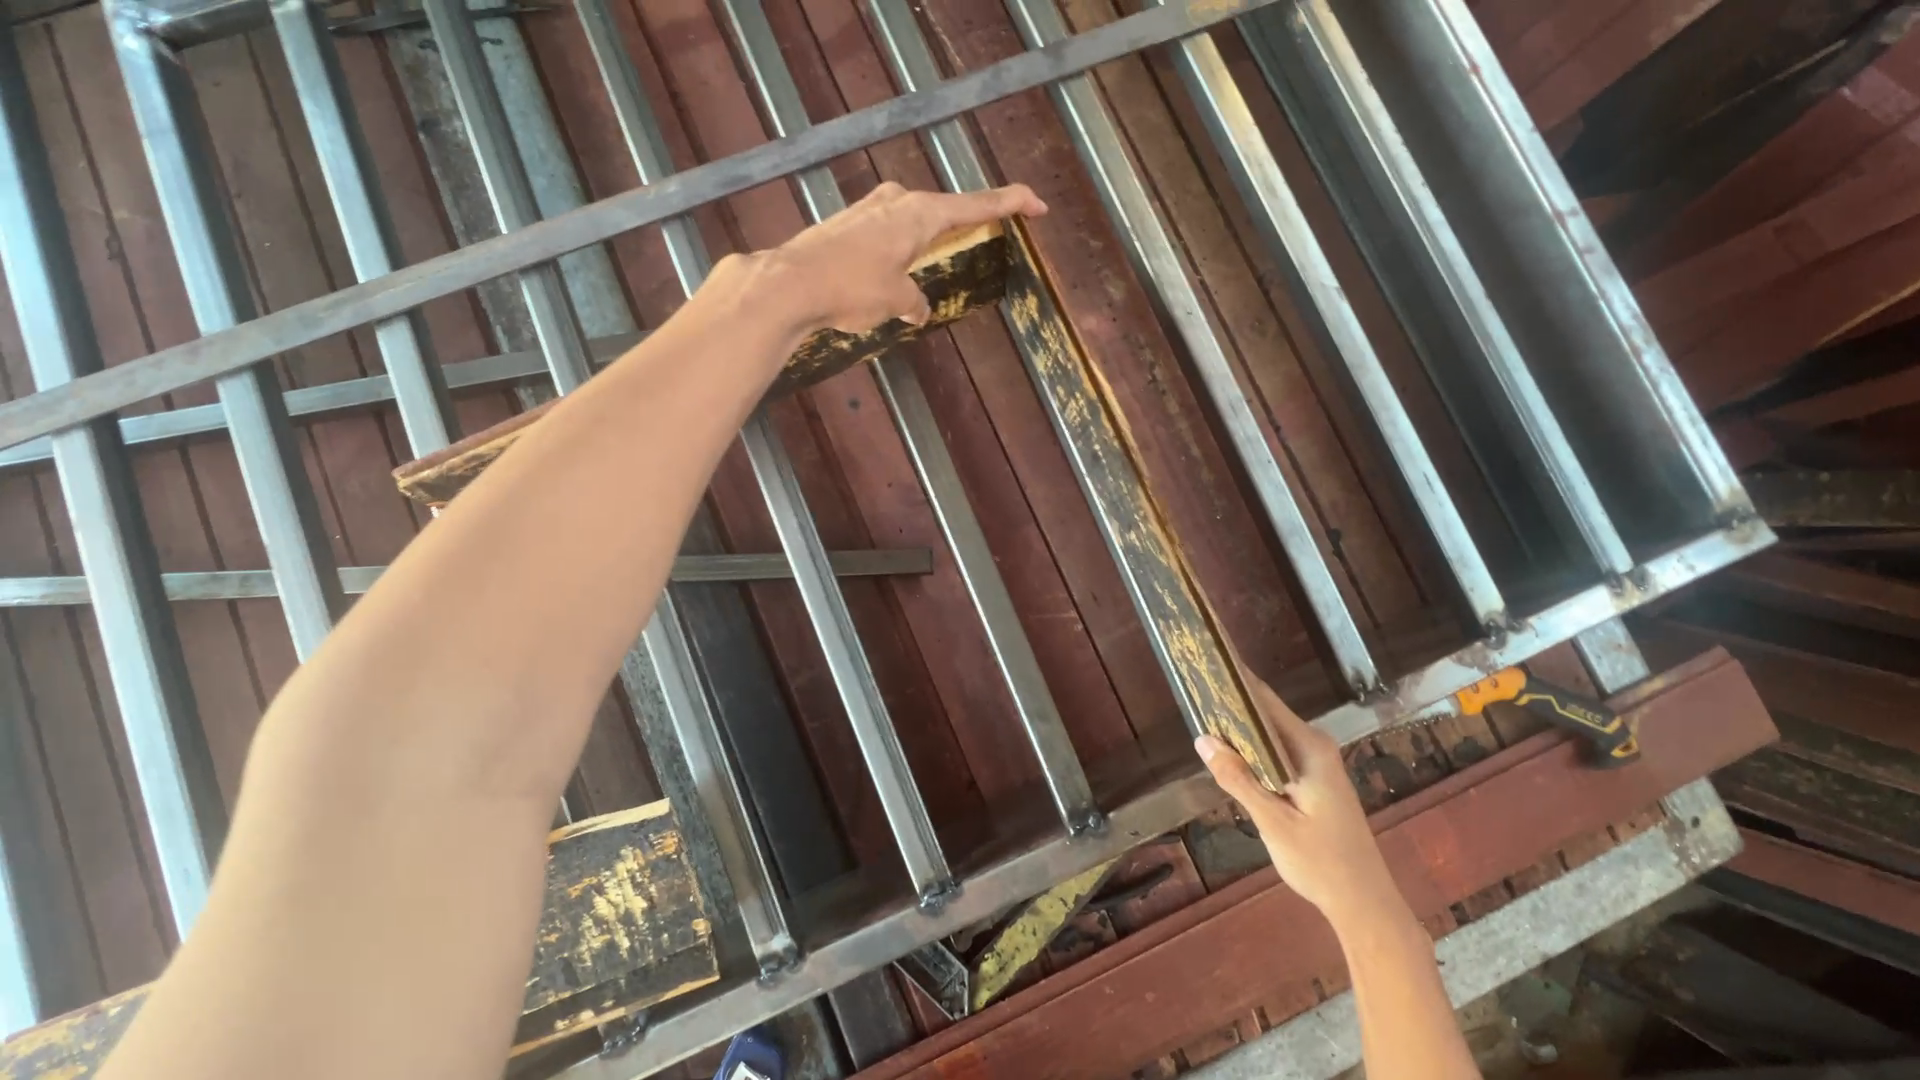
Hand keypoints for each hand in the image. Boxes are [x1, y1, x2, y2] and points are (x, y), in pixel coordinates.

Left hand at [763, 181, 1046, 334]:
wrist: (790, 282)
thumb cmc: (853, 287)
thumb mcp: (896, 300)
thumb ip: (914, 302)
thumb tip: (918, 309)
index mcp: (921, 213)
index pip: (977, 205)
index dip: (1010, 204)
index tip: (1038, 204)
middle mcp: (897, 202)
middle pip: (942, 210)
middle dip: (961, 225)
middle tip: (982, 236)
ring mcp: (868, 208)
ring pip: (910, 222)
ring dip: (923, 242)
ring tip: (928, 267)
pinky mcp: (845, 223)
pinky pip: (885, 233)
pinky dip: (896, 250)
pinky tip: (888, 274)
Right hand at [1195, 680, 1408, 934]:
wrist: (1364, 902)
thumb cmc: (1322, 862)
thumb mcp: (1273, 822)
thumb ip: (1239, 779)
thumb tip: (1204, 738)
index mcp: (1310, 749)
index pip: (1267, 701)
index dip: (1238, 682)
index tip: (1209, 662)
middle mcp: (1316, 749)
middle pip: (1266, 715)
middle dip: (1233, 704)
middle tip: (1194, 689)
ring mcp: (1317, 766)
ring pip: (1269, 737)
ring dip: (1240, 730)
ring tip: (1202, 714)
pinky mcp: (1313, 783)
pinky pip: (1275, 754)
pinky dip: (1252, 751)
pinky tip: (1228, 756)